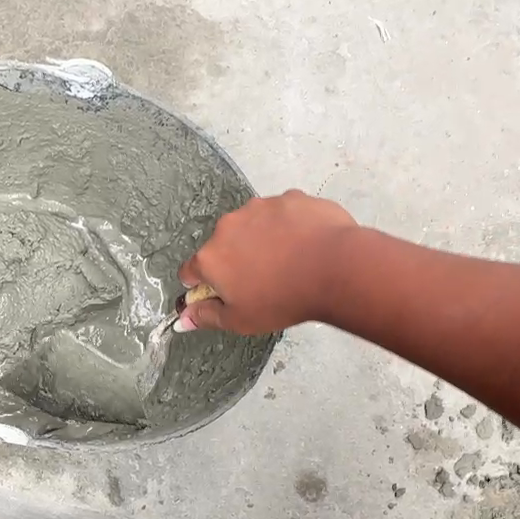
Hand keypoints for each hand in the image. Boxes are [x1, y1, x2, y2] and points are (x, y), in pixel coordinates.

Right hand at [179, 191, 358, 333]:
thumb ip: (206, 317)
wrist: (337, 268)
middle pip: (222, 245)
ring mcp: (260, 208)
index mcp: (210, 257)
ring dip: (262, 241)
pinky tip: (306, 246)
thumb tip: (182, 319)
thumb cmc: (284, 298)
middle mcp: (228, 226)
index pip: (190, 272)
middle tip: (261, 281)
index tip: (222, 294)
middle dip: (235, 260)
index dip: (203, 286)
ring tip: (288, 263)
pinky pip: (283, 214)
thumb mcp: (240, 320)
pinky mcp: (290, 198)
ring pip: (253, 226)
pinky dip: (289, 227)